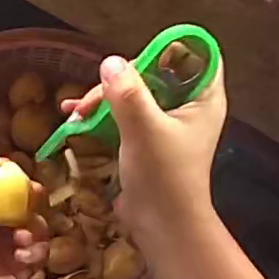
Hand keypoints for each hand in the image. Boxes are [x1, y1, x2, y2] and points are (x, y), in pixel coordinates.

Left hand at [0, 153, 47, 278]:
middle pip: (23, 207)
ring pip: (35, 230)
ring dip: (32, 229)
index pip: (1, 189)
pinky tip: (20, 258)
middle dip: (32, 203)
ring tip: (19, 240)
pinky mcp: (19, 274)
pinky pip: (39, 255)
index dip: (15, 182)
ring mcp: (6, 252)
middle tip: (36, 201)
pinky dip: (34, 253)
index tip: (24, 178)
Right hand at [63, 52, 225, 245]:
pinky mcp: (146, 140)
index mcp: (203, 98)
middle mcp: (188, 106)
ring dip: (104, 98)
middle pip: (155, 72)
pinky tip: (76, 120)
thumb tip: (109, 62)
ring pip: (134, 94)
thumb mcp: (144, 131)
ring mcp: (166, 124)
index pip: (195, 54)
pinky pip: (123, 116)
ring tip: (76, 110)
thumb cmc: (164, 178)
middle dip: (121, 79)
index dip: (165, 51)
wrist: (162, 228)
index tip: (133, 64)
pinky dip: (102, 115)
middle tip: (93, 97)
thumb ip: (128, 95)